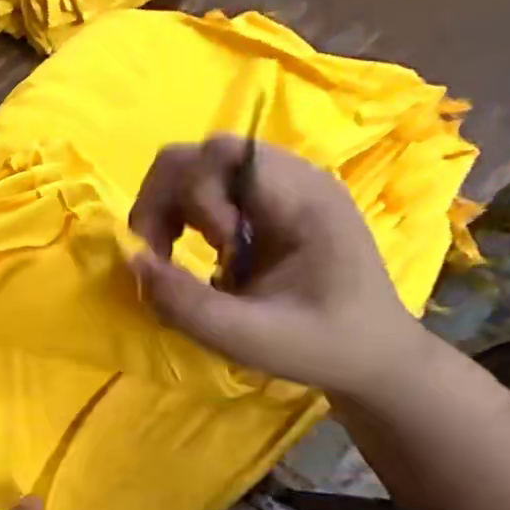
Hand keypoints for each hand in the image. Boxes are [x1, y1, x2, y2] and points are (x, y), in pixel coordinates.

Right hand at [127, 136, 431, 396]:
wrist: (376, 355)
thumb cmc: (325, 347)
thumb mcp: (256, 341)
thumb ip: (190, 307)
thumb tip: (133, 262)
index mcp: (304, 198)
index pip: (223, 155)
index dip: (191, 197)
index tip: (195, 253)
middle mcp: (291, 176)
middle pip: (201, 153)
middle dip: (165, 199)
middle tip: (161, 252)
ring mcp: (280, 185)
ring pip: (197, 165)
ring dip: (170, 207)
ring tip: (174, 253)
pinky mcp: (268, 199)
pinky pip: (208, 184)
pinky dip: (185, 213)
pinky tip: (200, 250)